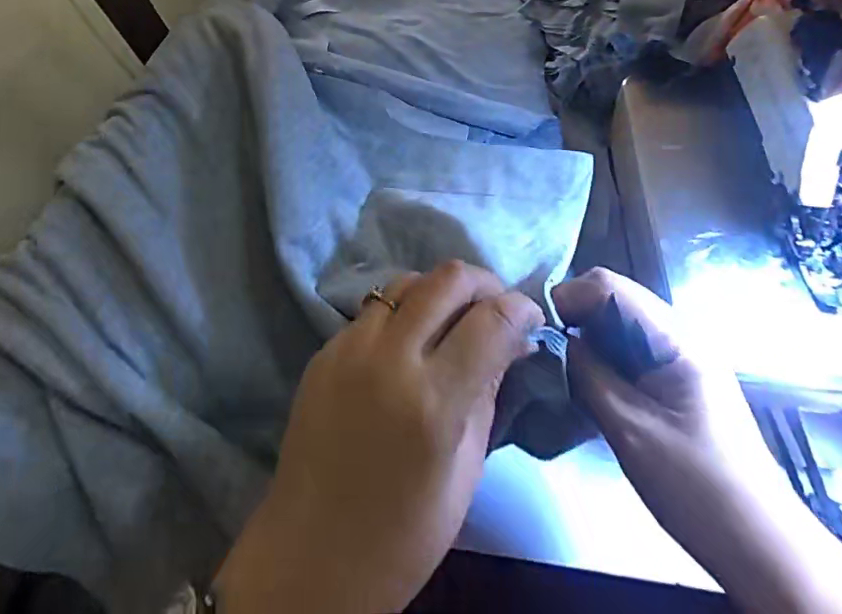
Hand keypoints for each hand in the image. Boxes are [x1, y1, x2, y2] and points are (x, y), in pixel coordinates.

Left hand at [215, 261, 542, 612]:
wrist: (308, 563)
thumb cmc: (405, 532)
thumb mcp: (468, 465)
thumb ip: (490, 388)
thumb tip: (516, 339)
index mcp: (434, 401)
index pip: (493, 319)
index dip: (522, 308)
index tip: (532, 319)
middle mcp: (388, 362)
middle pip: (449, 278)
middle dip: (485, 283)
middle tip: (496, 309)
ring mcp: (348, 352)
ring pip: (408, 282)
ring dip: (441, 292)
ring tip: (454, 321)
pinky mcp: (322, 355)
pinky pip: (374, 310)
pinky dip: (404, 314)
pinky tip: (411, 345)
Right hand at [553, 269, 841, 613]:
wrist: (757, 538)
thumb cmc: (696, 486)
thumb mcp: (633, 431)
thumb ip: (592, 377)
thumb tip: (558, 340)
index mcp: (675, 336)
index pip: (611, 286)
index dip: (569, 296)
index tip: (534, 328)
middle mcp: (681, 334)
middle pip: (617, 299)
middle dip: (575, 316)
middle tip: (539, 350)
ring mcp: (683, 356)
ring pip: (623, 326)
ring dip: (589, 338)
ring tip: (555, 367)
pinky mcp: (681, 380)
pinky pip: (635, 352)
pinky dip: (606, 359)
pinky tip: (586, 386)